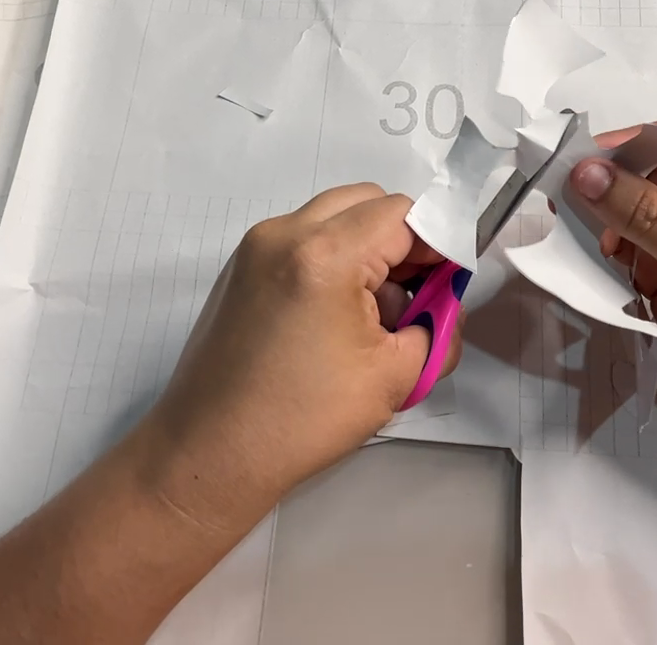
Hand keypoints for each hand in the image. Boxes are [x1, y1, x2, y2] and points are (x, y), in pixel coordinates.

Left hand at [136, 184, 451, 534]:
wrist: (208, 454)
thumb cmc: (303, 421)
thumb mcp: (395, 376)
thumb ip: (437, 326)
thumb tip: (445, 302)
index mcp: (324, 254)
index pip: (402, 214)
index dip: (437, 242)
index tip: (449, 281)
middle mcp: (285, 232)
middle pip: (367, 203)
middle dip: (402, 240)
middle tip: (415, 292)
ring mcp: (256, 245)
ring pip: (334, 217)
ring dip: (368, 248)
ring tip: (374, 312)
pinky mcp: (242, 265)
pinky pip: (303, 237)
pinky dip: (333, 258)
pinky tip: (334, 316)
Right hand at [567, 119, 656, 437]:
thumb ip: (644, 211)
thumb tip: (582, 171)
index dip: (627, 144)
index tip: (578, 161)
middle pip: (647, 173)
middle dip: (610, 186)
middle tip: (567, 203)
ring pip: (632, 212)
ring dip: (606, 223)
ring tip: (588, 241)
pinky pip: (629, 251)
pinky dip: (609, 255)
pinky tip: (601, 265)